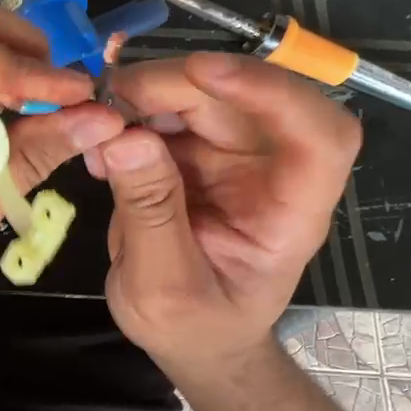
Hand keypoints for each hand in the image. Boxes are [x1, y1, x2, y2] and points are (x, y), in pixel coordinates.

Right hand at [89, 52, 360, 387]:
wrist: (189, 338)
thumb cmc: (194, 327)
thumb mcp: (164, 286)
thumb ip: (148, 212)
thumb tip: (124, 137)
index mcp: (290, 212)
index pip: (318, 136)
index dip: (273, 92)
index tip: (203, 72)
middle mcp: (268, 173)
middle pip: (241, 102)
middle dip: (176, 87)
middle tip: (107, 98)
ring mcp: (230, 159)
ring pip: (198, 97)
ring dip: (143, 96)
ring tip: (92, 125)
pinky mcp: (191, 155)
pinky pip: (162, 114)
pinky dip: (125, 116)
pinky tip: (95, 144)